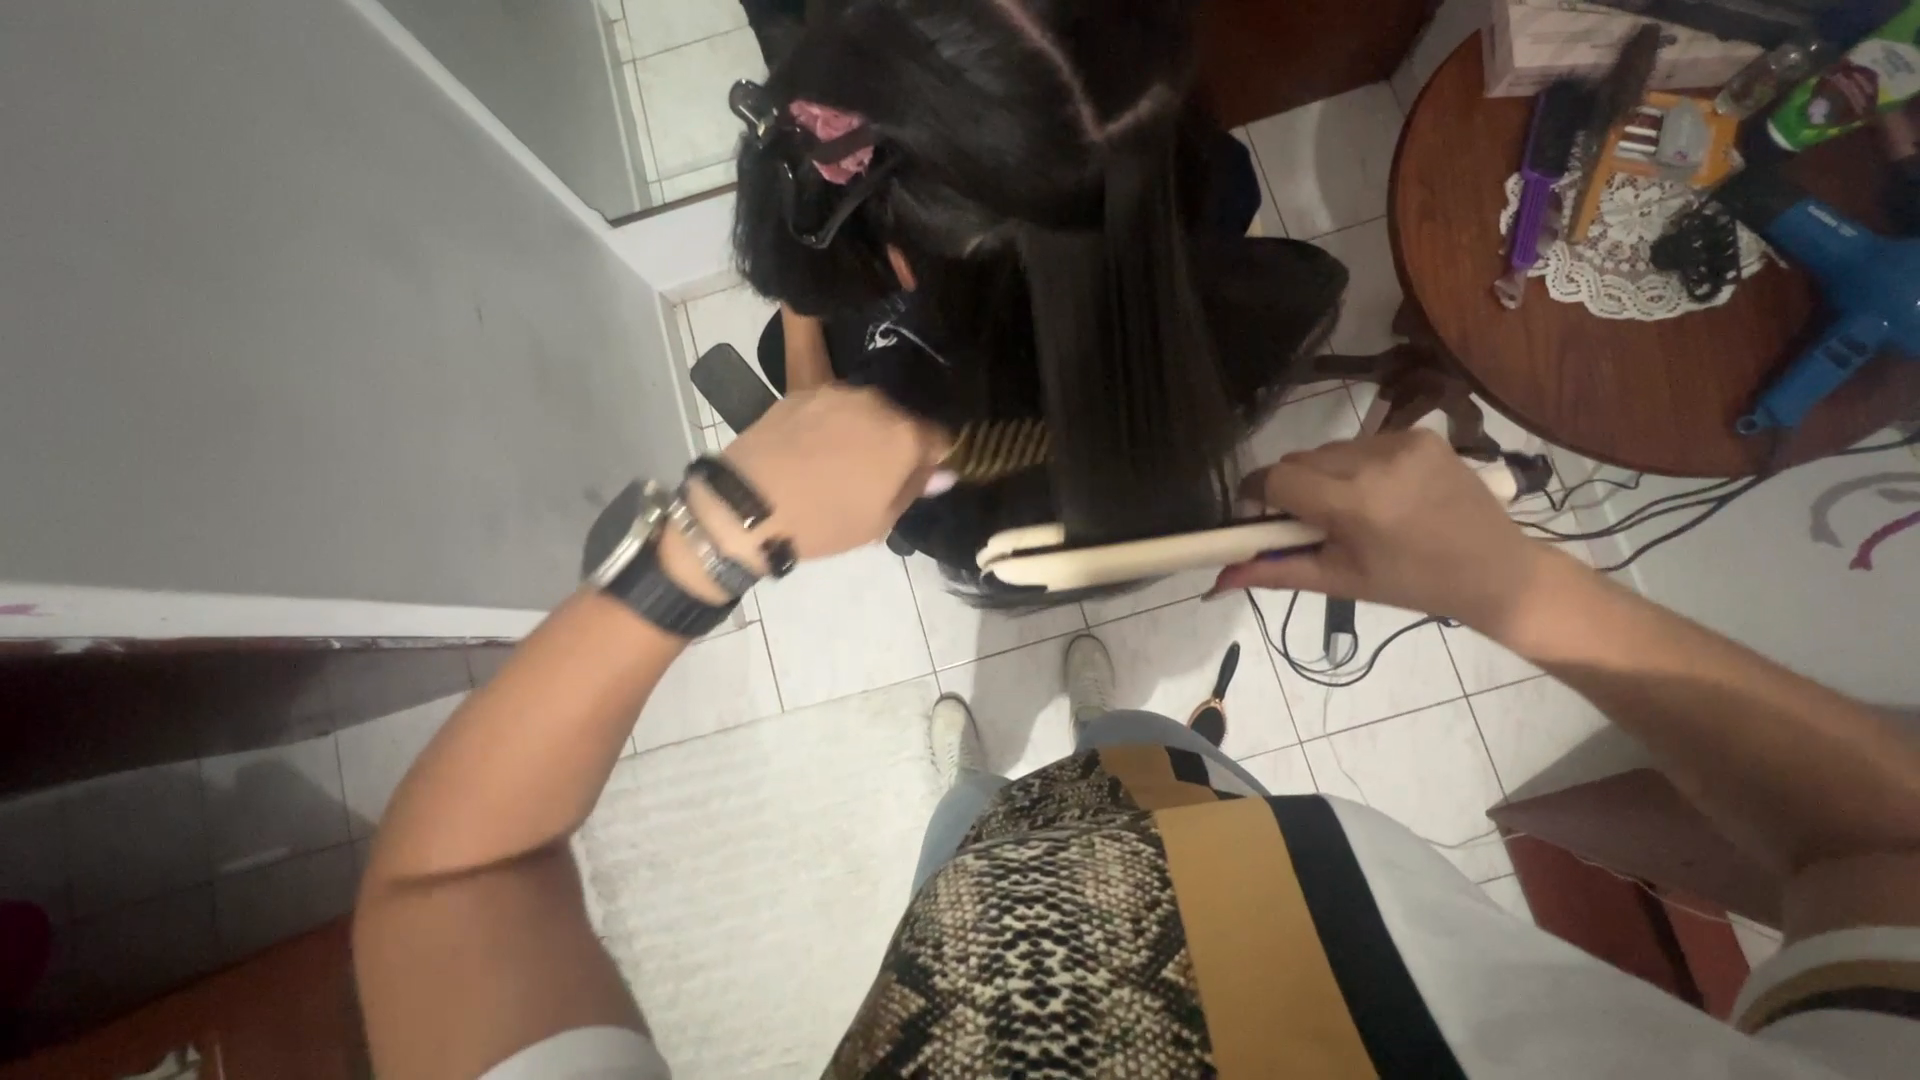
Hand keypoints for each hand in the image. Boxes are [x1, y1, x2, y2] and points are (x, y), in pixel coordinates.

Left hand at [715, 384, 946, 559]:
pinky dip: (830, 425)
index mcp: (903, 436)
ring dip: (862, 431)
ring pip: (865, 412)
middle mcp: (876, 404)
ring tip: (839, 463)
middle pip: (901, 421)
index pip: (940, 439)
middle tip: (875, 475)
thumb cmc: (823, 522)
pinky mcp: (801, 393)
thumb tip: (942, 472)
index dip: (934, 459)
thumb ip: (914, 489)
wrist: (748, 506)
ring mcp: (836, 394)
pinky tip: (812, 451)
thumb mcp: (878, 521)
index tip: (921, 478)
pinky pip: (832, 408)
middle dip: (896, 443)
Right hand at [1210, 430, 1552, 630]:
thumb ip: (1274, 571)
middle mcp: (1374, 462)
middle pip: (1298, 460)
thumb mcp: (1338, 581)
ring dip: (1324, 474)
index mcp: (1352, 504)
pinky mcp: (1421, 434)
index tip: (1259, 512)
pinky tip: (1383, 492)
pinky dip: (1358, 465)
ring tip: (1353, 507)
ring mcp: (1401, 443)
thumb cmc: (1411, 585)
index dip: (1256, 493)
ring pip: (1328, 450)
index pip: (1275, 478)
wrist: (1497, 570)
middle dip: (1293, 487)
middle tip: (1313, 520)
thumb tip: (1216, 580)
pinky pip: (1363, 443)